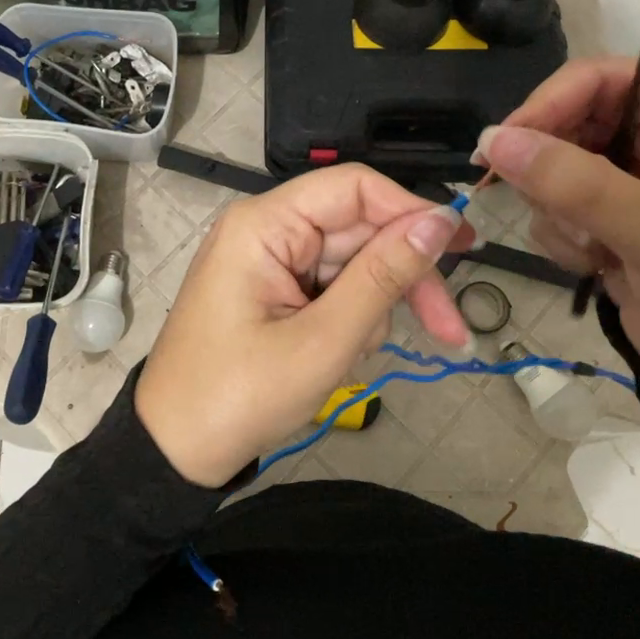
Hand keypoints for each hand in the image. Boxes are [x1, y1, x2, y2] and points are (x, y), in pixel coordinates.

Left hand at [134, 164, 471, 486]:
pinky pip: (332, 288)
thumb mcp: (322, 341)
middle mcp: (266, 229)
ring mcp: (269, 261)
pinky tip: (342, 354)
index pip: (353, 188)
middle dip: (404, 277)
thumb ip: (383, 277)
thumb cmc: (240, 396)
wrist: (177, 451)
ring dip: (374, 307)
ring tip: (355, 356)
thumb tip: (439, 223)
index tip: (462, 248)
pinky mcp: (274, 290)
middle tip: (450, 331)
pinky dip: (350, 319)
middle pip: (359, 229)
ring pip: (352, 262)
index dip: (410, 211)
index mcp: (264, 224)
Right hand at [476, 58, 639, 396]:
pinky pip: (552, 205)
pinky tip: (595, 264)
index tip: (503, 144)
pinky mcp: (608, 217)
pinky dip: (560, 236)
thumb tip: (493, 139)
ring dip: (556, 209)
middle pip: (569, 118)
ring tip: (593, 249)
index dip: (550, 102)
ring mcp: (631, 179)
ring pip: (551, 165)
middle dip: (549, 166)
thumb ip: (580, 187)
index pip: (603, 78)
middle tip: (537, 205)